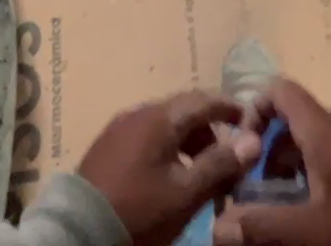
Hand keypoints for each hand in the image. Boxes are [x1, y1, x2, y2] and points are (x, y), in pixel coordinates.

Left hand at [78, 91, 263, 245]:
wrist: (78, 231)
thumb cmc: (138, 210)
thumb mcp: (185, 194)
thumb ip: (220, 164)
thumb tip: (252, 139)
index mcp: (160, 117)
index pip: (204, 100)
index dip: (230, 108)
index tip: (251, 121)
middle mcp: (139, 112)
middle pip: (184, 110)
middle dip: (210, 130)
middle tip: (227, 158)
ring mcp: (119, 127)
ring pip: (164, 123)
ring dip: (188, 141)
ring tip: (199, 172)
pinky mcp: (107, 145)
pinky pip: (146, 135)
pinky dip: (167, 147)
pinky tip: (169, 174)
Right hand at [213, 79, 330, 245]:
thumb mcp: (315, 231)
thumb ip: (264, 226)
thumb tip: (218, 226)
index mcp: (322, 128)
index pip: (279, 90)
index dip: (255, 109)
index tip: (244, 147)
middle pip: (295, 120)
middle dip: (272, 152)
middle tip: (263, 193)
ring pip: (319, 137)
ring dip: (298, 164)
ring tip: (295, 204)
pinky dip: (324, 167)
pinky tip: (330, 205)